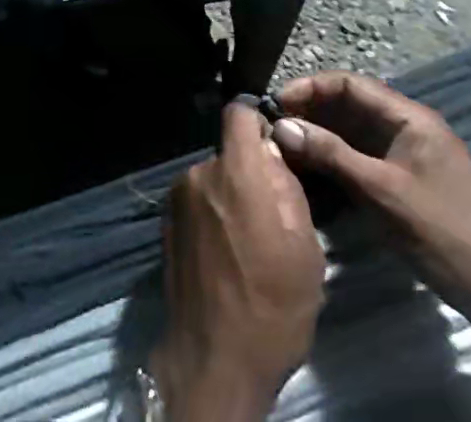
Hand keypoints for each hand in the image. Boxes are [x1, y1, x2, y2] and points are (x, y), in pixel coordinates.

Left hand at [153, 102, 323, 421]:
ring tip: (248, 239)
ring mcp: (177, 198)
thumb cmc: (273, 303)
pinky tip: (225, 250)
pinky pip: (196, 200)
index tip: (274, 144)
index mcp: (237, 172)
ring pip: (212, 178)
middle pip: (228, 152)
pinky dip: (211, 212)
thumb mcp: (305, 246)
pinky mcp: (165, 222)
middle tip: (271, 212)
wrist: (214, 357)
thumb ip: (286, 186)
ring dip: (229, 194)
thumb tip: (272, 154)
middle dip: (249, 170)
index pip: (238, 113)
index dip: (256, 120)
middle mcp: (199, 174)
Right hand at [272, 72, 470, 313]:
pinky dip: (332, 156)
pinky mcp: (400, 177)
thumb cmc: (441, 232)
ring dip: (318, 134)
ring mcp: (404, 153)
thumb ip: (331, 154)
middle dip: (310, 110)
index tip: (276, 103)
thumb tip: (281, 126)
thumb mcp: (381, 190)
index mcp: (411, 118)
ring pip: (351, 130)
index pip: (352, 84)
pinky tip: (307, 167)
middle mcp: (407, 127)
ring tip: (282, 144)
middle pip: (350, 104)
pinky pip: (358, 155)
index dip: (311, 87)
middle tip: (272, 125)